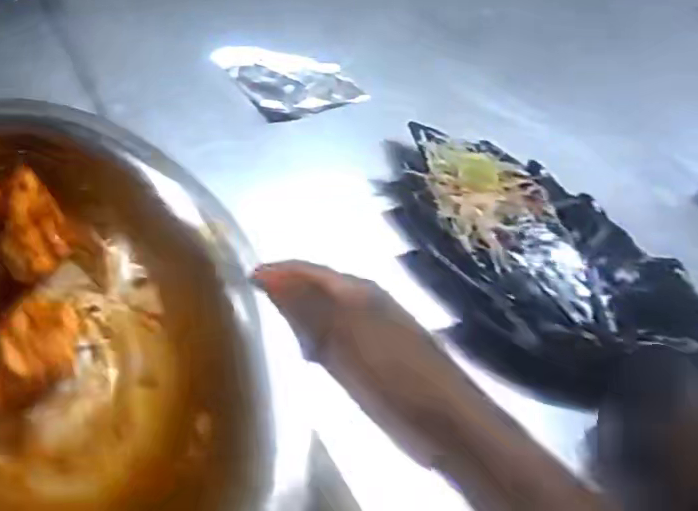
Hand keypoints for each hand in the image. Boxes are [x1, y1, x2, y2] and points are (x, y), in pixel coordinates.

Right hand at [255, 261, 610, 510]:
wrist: (457, 431)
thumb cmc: (392, 374)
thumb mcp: (338, 334)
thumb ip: (300, 302)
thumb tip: (261, 273)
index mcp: (356, 287)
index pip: (300, 267)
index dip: (270, 271)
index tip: (240, 281)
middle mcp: (367, 299)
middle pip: (311, 287)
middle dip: (283, 293)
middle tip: (254, 307)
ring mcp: (379, 327)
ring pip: (323, 311)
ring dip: (300, 317)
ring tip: (277, 331)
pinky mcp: (385, 354)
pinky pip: (337, 334)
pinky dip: (318, 338)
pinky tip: (310, 354)